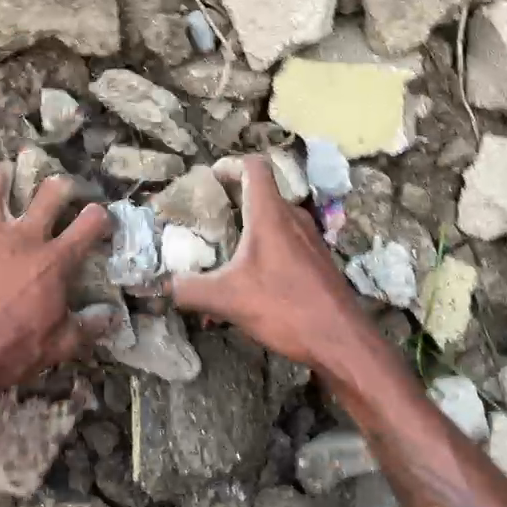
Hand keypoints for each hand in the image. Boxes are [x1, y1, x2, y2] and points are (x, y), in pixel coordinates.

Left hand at [0, 163, 113, 399]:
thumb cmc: (13, 352)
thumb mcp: (60, 345)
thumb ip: (88, 326)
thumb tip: (112, 317)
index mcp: (55, 261)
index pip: (90, 223)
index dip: (102, 216)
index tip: (102, 219)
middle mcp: (24, 239)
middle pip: (49, 192)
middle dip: (62, 184)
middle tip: (62, 188)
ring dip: (2, 178)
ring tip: (5, 174)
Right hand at [169, 155, 372, 371]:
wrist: (342, 341)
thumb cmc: (285, 307)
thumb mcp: (227, 299)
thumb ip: (189, 289)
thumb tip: (164, 286)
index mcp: (271, 215)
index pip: (254, 167)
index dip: (230, 165)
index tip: (211, 178)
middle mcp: (293, 219)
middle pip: (262, 194)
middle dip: (233, 202)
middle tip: (207, 218)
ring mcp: (310, 240)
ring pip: (273, 223)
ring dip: (248, 233)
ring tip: (223, 257)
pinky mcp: (318, 262)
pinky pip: (285, 246)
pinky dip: (264, 255)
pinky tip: (250, 286)